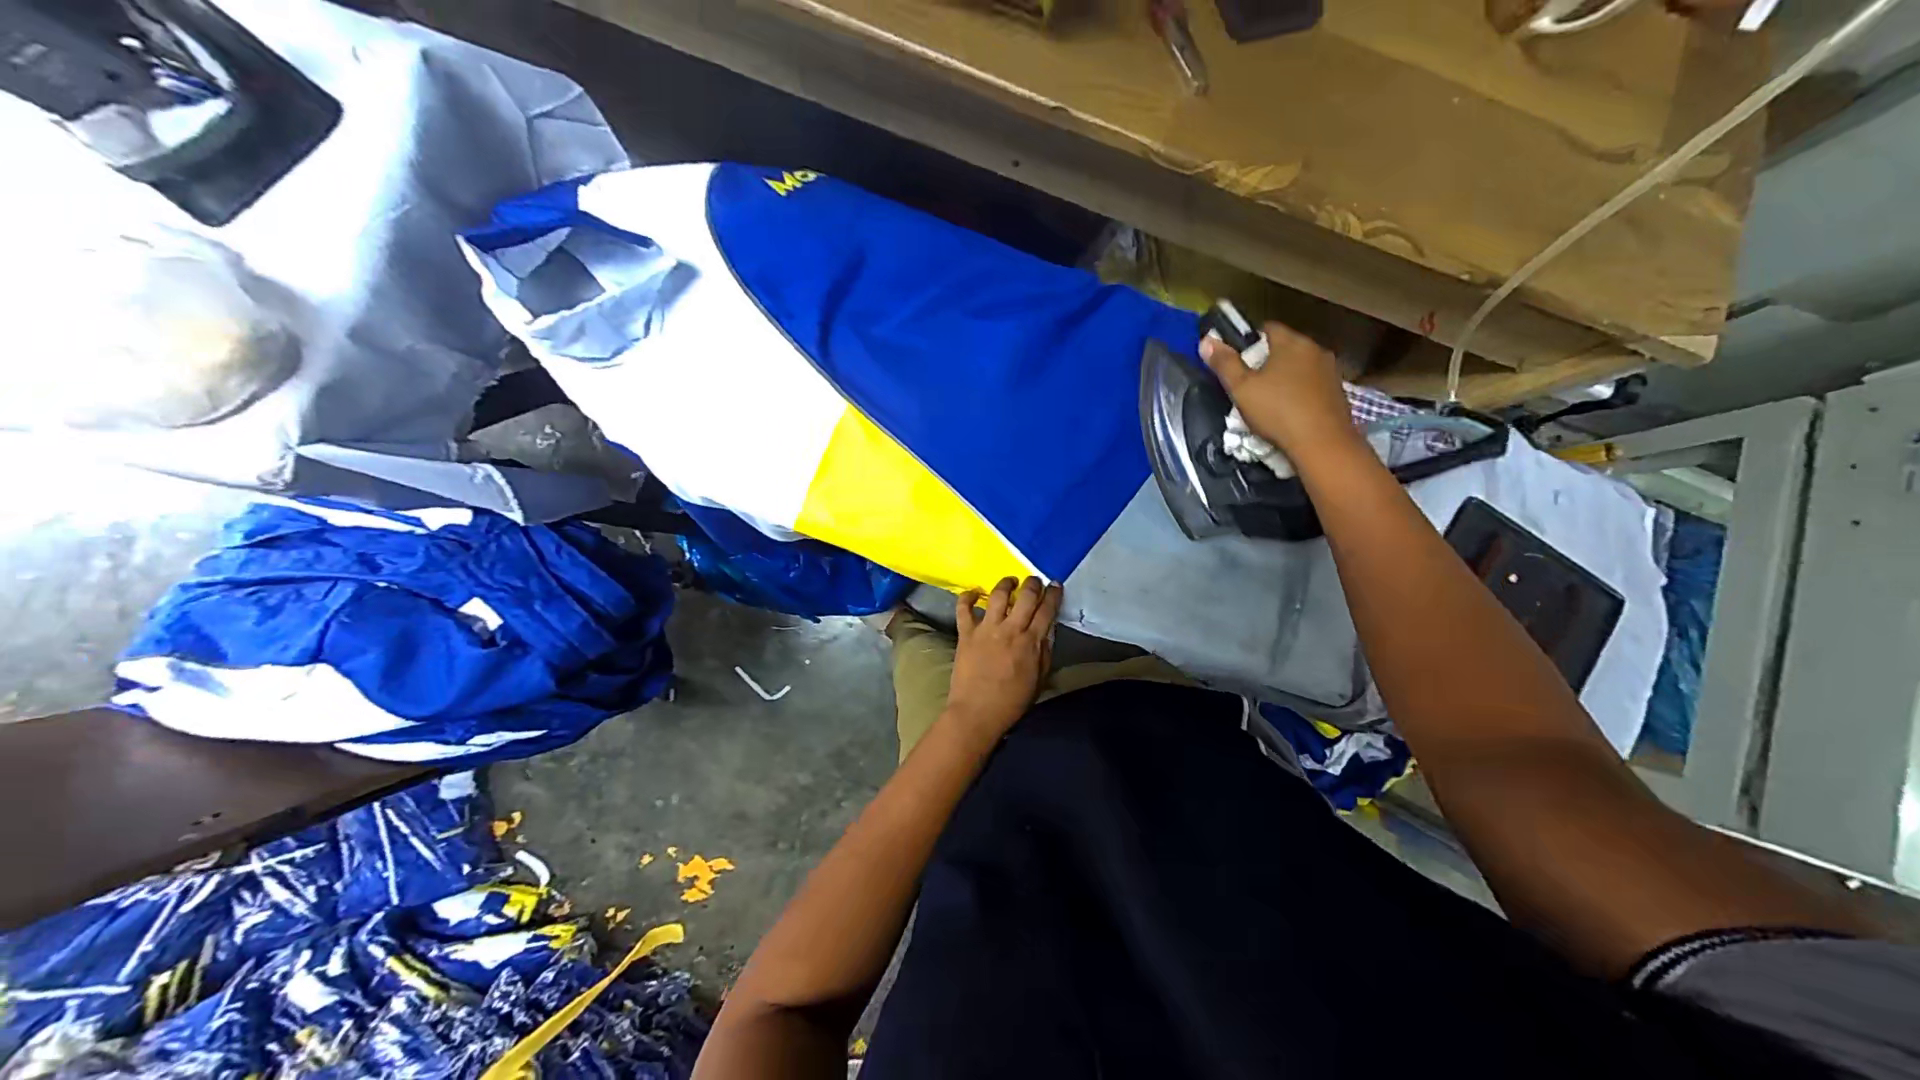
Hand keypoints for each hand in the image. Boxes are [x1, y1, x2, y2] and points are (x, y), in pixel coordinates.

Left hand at [943, 577, 1062, 740]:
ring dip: (1005, 584)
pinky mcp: (966, 633)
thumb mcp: (1039, 679)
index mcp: (1030, 642)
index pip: (1046, 610)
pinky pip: (964, 608)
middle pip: (1025, 596)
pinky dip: (967, 596)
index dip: (1053, 594)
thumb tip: (1046, 632)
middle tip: (1034, 580)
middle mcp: (1009, 629)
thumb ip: (1044, 653)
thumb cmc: (1012, 702)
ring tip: (1010, 581)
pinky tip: (974, 592)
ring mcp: (986, 629)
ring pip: (997, 595)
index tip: (1055, 585)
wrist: (977, 713)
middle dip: (1032, 584)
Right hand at [1200, 321, 1364, 462]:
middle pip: (1286, 347)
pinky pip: (1313, 385)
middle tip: (1249, 383)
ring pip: (1301, 367)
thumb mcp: (1242, 389)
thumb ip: (1224, 363)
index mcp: (1291, 342)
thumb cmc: (1278, 411)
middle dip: (1268, 360)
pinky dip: (1301, 392)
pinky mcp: (1339, 392)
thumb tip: (1206, 340)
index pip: (1268, 328)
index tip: (1238, 361)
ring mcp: (1331, 371)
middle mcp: (1315, 349)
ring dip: (1286, 377)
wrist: (1323, 444)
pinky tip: (1291, 411)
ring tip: (1270, 400)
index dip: (1249, 341)